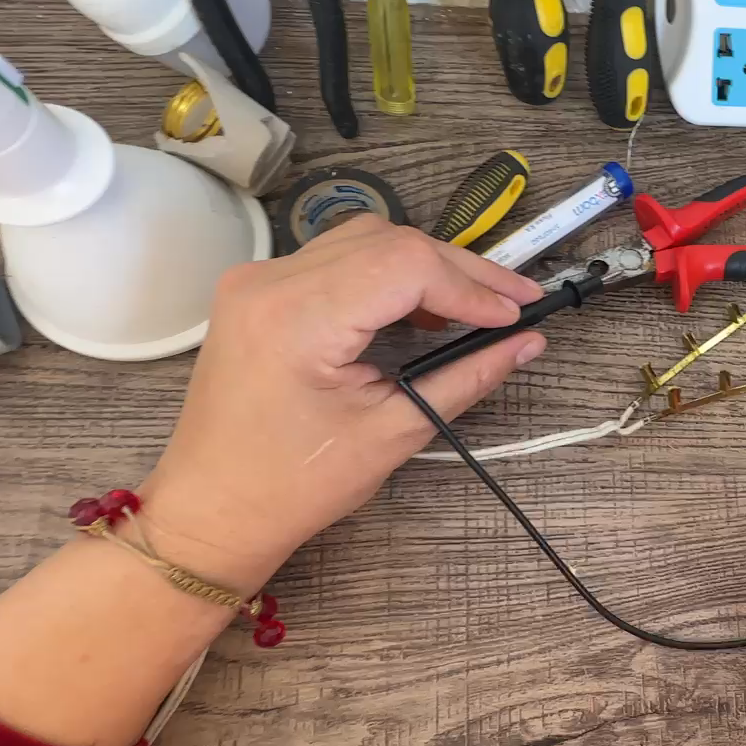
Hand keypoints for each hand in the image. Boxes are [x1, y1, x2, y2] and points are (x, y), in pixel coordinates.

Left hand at [136, 215, 544, 593]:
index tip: (518, 318)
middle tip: (519, 301)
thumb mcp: (397, 431)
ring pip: (370, 240)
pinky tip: (427, 308)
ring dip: (433, 266)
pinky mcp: (265, 290)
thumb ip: (469, 376)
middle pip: (391, 241)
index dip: (472, 287)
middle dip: (464, 270)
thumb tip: (530, 343)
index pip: (406, 265)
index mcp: (298, 317)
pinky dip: (396, 274)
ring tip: (481, 303)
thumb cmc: (301, 482)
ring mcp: (261, 279)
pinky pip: (345, 259)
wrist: (214, 505)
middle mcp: (272, 280)